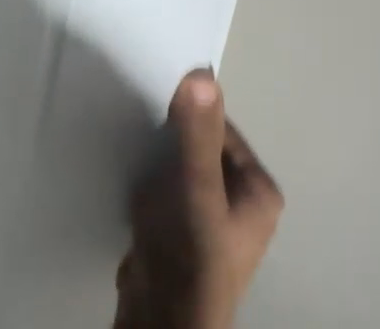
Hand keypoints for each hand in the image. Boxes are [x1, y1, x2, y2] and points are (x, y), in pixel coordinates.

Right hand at [114, 70, 283, 328]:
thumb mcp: (194, 183)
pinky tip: (123, 168)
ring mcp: (208, 214)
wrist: (165, 306)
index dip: (185, 111)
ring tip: (123, 139)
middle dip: (165, 131)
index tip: (149, 97)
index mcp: (256, 188)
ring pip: (177, 164)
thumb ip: (196, 132)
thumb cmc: (190, 246)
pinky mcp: (178, 225)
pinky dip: (143, 172)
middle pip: (197, 145)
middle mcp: (239, 200)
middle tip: (130, 115)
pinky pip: (162, 183)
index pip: (219, 127)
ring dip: (152, 151)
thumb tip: (201, 74)